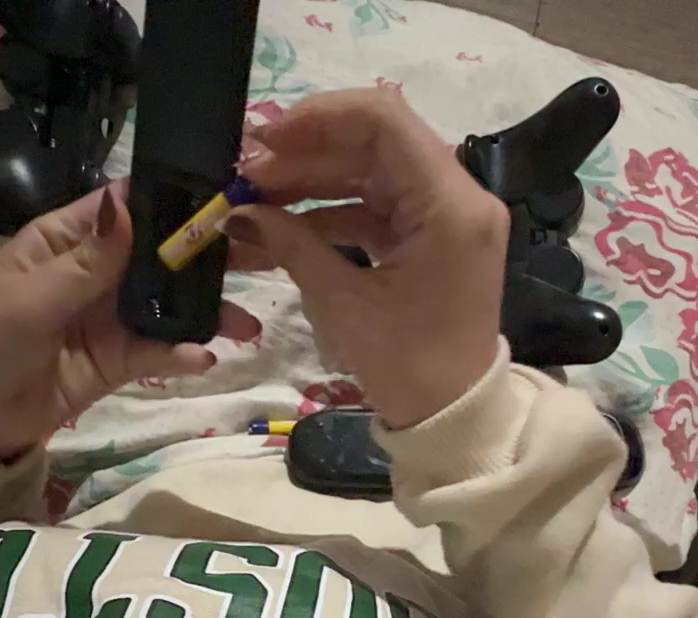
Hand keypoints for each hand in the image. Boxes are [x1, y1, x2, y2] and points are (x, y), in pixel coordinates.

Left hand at [0, 183, 253, 461]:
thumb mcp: (27, 298)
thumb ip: (86, 262)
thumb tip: (127, 205)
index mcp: (62, 243)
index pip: (122, 211)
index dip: (167, 204)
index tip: (219, 202)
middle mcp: (93, 276)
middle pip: (156, 259)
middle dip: (203, 260)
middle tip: (260, 259)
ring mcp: (107, 322)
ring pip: (165, 308)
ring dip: (205, 313)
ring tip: (247, 324)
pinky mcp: (116, 364)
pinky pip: (155, 354)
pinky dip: (180, 355)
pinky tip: (204, 358)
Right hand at [227, 88, 508, 429]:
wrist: (454, 418)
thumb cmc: (406, 368)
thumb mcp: (343, 304)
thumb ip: (291, 244)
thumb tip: (239, 212)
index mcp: (449, 205)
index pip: (382, 122)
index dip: (314, 120)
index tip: (261, 140)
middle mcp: (458, 197)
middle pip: (374, 145)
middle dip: (304, 156)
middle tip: (245, 176)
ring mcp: (448, 218)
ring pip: (372, 176)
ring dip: (312, 185)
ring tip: (254, 202)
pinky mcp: (434, 240)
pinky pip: (379, 209)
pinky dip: (333, 215)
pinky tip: (285, 227)